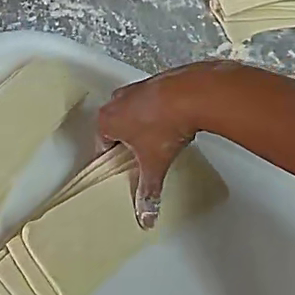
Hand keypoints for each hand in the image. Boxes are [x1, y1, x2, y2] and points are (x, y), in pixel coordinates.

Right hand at [97, 61, 243, 228]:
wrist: (192, 95)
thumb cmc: (164, 123)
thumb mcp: (154, 164)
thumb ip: (148, 190)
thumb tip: (146, 212)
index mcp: (107, 120)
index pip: (102, 145)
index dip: (114, 159)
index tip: (125, 166)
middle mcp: (118, 100)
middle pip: (118, 127)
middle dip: (130, 141)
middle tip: (143, 156)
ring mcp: (138, 88)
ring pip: (135, 111)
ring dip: (145, 124)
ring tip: (161, 139)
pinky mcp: (157, 82)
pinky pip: (153, 100)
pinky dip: (160, 111)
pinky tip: (174, 123)